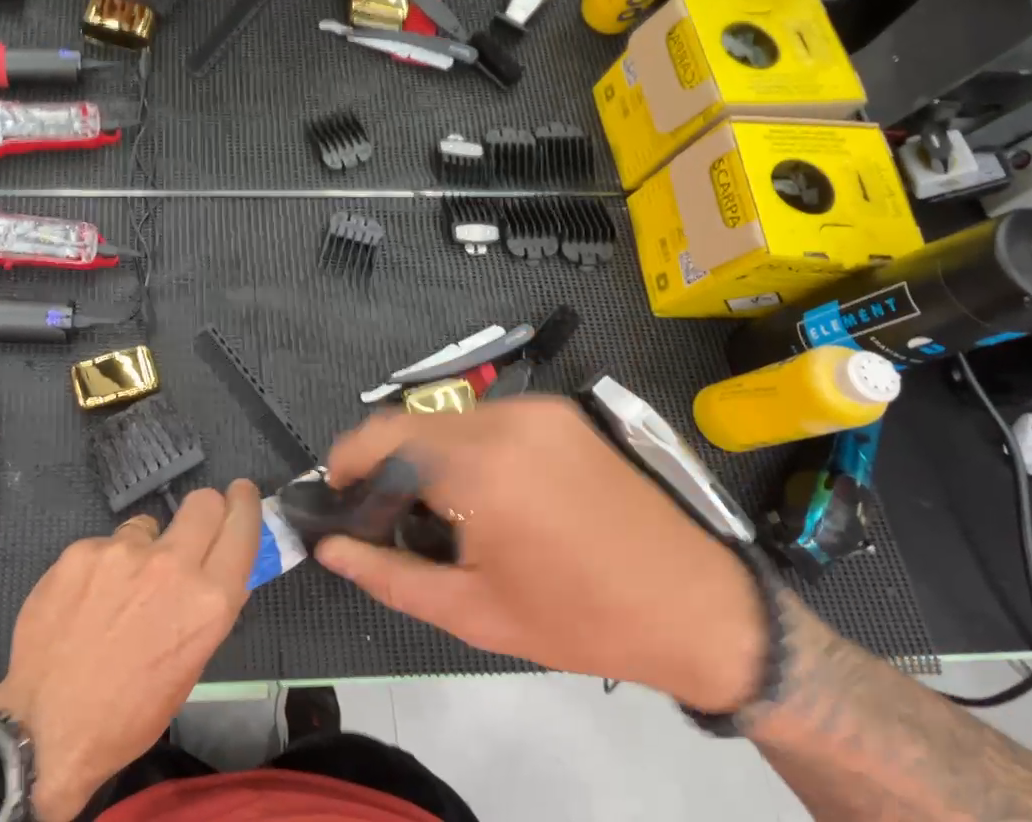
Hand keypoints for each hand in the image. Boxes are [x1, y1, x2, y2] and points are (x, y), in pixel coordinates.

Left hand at [0, 480, 260, 820]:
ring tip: (119, 593)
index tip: (242, 493)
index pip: (242, 527)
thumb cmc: (131, 713)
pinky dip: (101, 567)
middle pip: (203, 503)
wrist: (49, 727)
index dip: (245, 505)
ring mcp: (121, 553)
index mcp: (209, 601)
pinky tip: (84, 603)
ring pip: (146, 527)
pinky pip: (103, 546)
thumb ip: (206, 608)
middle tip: (190, 532)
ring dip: (143, 549)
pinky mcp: (80, 551)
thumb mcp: (190, 665)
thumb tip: (216, 576)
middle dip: (204, 511)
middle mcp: (171, 566)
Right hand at [315, 397, 766, 713]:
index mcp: (479, 467)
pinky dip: (466, 445)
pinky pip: (489, 419)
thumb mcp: (472, 612)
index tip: (336, 492)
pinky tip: (482, 491)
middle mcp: (505, 420)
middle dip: (385, 460)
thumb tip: (330, 549)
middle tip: (383, 511)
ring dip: (426, 452)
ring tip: (435, 508)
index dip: (346, 458)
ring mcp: (540, 412)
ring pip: (450, 418)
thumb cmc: (579, 619)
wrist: (700, 609)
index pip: (382, 435)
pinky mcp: (564, 415)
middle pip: (413, 422)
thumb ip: (388, 575)